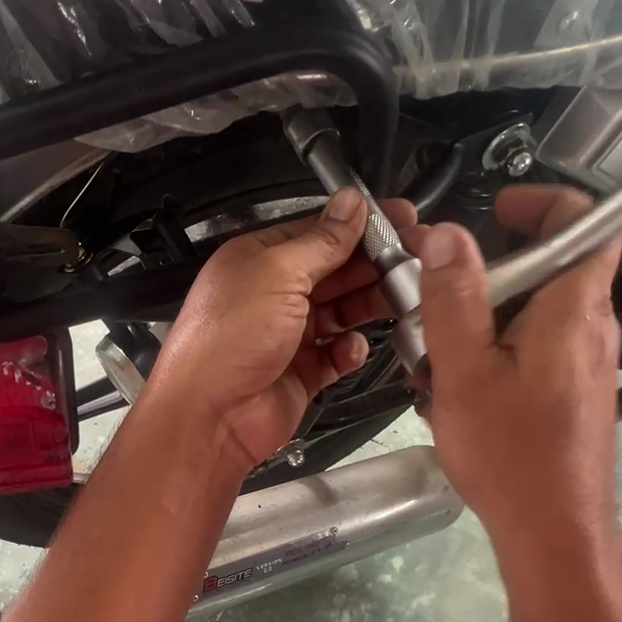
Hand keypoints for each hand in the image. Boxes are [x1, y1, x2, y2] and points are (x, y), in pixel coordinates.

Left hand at [144, 188, 416, 473]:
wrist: (209, 417)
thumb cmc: (228, 341)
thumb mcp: (278, 273)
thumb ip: (322, 241)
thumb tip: (351, 204)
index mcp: (258, 260)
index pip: (317, 232)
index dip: (360, 226)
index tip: (402, 220)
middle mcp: (270, 295)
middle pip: (334, 271)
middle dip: (373, 265)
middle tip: (413, 258)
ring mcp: (286, 337)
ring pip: (340, 313)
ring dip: (369, 305)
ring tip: (398, 298)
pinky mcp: (299, 375)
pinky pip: (336, 356)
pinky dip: (349, 351)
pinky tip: (353, 348)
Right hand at [405, 186, 621, 553]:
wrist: (553, 531)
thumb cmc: (511, 452)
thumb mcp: (465, 371)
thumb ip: (453, 299)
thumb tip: (444, 234)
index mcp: (575, 307)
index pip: (587, 221)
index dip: (545, 200)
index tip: (496, 210)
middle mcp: (592, 328)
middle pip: (545, 272)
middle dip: (484, 281)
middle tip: (435, 307)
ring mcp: (585, 366)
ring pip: (530, 319)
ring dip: (480, 328)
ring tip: (435, 364)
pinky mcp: (571, 397)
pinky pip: (531, 356)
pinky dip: (492, 360)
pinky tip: (455, 398)